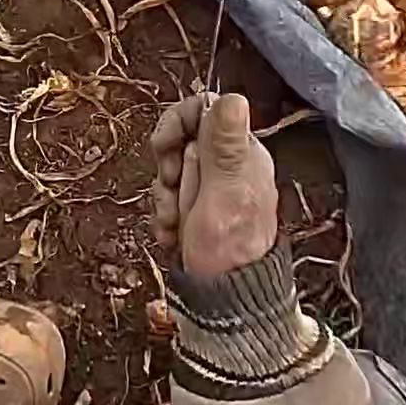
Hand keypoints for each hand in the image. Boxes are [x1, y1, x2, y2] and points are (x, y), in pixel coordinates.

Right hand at [149, 94, 277, 276]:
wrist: (225, 308)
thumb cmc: (228, 249)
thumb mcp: (224, 193)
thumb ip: (224, 145)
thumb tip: (233, 96)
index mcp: (241, 153)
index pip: (202, 110)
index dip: (177, 123)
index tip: (164, 148)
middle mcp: (227, 165)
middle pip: (181, 140)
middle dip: (169, 169)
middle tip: (173, 192)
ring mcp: (211, 189)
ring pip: (171, 171)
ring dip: (166, 198)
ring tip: (175, 224)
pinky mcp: (196, 210)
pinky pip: (168, 197)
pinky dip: (165, 216)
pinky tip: (172, 235)